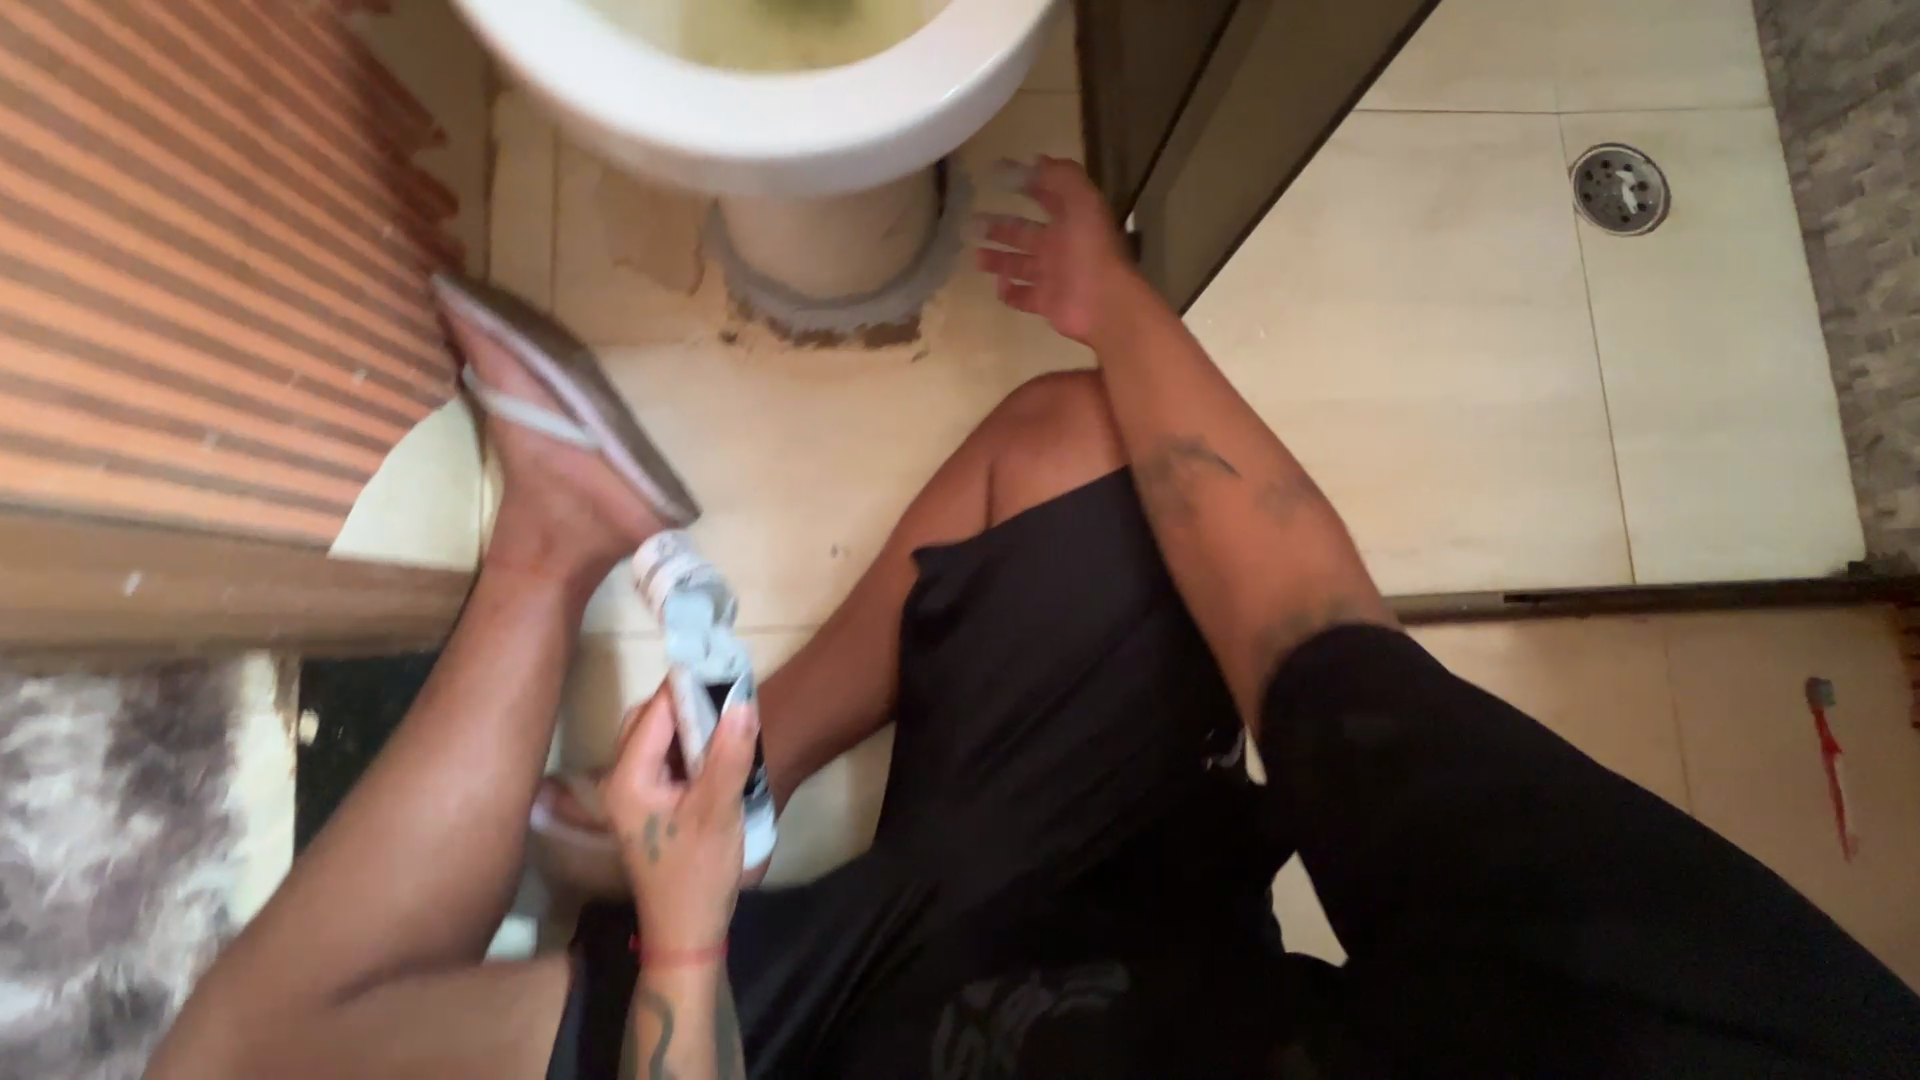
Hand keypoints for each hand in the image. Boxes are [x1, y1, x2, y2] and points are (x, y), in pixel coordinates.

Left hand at [601, 688, 760, 952]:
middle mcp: (622, 779)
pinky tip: (722, 750)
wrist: (688, 930)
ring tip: (731, 721)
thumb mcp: (719, 811)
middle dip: (689, 704)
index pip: (655, 713)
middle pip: (650, 719)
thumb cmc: (698, 872)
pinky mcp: (653, 801)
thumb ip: (729, 755)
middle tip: (731, 699)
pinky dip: (694, 745)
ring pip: (660, 736)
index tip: (726, 671)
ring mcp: (637, 791)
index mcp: (628, 778)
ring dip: (693, 724)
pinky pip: (670, 756)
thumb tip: (741, 702)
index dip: (688, 688)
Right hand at [976, 156, 1139, 345]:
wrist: (1103, 303)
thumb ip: (1061, 176)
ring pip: (1018, 265)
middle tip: (972, 222)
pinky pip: (1022, 296)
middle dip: (999, 227)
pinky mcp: (1046, 303)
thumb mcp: (1082, 200)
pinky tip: (999, 284)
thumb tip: (1035, 160)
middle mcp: (1060, 247)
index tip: (996, 175)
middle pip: (1023, 233)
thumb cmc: (1091, 249)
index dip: (1025, 182)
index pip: (1044, 196)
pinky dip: (1009, 292)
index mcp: (1070, 220)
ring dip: (997, 259)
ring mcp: (1052, 277)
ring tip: (975, 256)